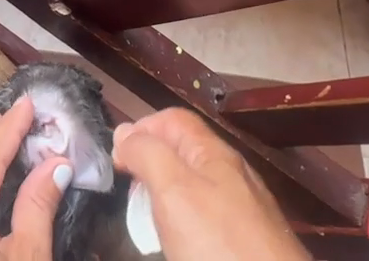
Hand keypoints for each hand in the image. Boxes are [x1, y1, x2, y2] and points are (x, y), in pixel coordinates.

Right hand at [112, 109, 308, 260]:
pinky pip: (209, 225)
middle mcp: (233, 177)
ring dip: (166, 203)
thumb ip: (147, 154)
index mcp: (215, 154)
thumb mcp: (173, 190)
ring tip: (152, 229)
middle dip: (151, 169)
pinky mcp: (250, 248)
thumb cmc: (221, 246)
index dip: (141, 130)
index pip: (172, 119)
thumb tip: (126, 132)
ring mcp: (246, 214)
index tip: (118, 163)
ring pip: (195, 192)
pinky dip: (187, 231)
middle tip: (133, 200)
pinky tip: (183, 251)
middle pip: (183, 155)